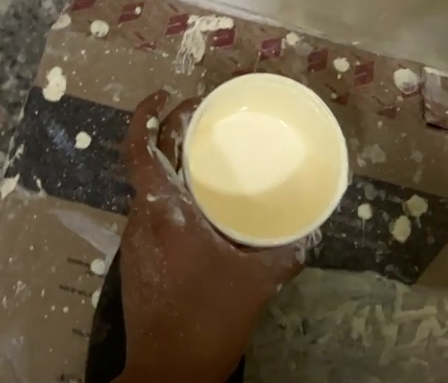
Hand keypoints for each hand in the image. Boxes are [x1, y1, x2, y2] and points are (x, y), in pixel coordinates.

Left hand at [113, 89, 304, 382]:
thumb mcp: (254, 283)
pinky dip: (172, 193)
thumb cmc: (207, 319)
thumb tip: (310, 232)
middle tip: (201, 114)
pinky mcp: (139, 262)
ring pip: (149, 187)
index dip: (146, 114)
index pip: (139, 148)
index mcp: (161, 211)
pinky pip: (153, 212)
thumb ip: (284, 253)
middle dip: (170, 131)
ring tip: (203, 153)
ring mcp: (137, 241)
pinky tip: (200, 204)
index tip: (167, 93)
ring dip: (170, 163)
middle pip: (146, 161)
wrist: (167, 376)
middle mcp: (142, 219)